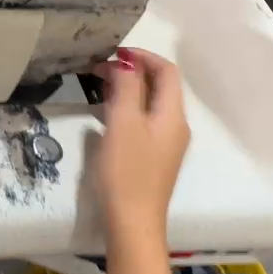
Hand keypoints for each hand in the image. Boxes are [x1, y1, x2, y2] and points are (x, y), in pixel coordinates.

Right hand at [86, 48, 188, 243]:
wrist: (132, 221)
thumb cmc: (127, 170)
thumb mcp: (123, 122)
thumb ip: (126, 87)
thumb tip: (126, 62)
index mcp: (173, 115)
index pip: (167, 71)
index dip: (143, 56)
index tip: (112, 52)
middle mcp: (175, 126)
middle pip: (160, 86)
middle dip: (132, 71)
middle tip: (97, 68)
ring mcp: (166, 143)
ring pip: (150, 103)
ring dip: (127, 88)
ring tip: (97, 85)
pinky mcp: (153, 157)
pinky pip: (144, 120)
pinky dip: (127, 107)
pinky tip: (105, 114)